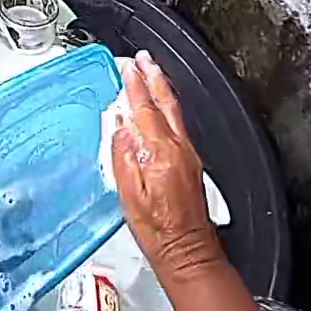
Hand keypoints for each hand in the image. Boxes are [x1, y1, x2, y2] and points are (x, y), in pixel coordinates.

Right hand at [111, 51, 225, 286]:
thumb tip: (119, 128)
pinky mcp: (191, 161)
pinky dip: (166, 107)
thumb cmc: (159, 232)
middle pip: (167, 102)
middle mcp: (180, 148)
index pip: (146, 109)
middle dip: (154, 76)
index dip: (135, 86)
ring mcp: (188, 154)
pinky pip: (178, 124)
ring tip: (151, 73)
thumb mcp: (129, 196)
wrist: (189, 252)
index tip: (128, 67)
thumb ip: (123, 157)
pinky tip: (159, 107)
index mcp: (161, 153)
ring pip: (175, 111)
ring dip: (162, 88)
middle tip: (144, 58)